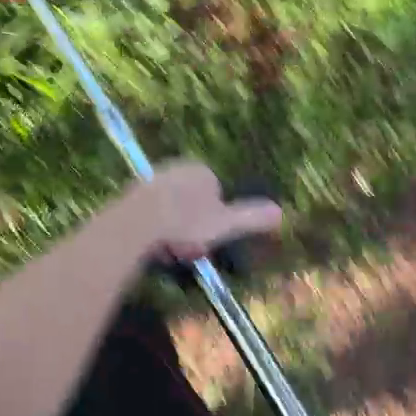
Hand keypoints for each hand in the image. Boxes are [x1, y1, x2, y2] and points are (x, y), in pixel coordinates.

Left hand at [114, 160, 283, 262]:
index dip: (214, 220)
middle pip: (193, 201)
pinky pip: (151, 213)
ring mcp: (154, 178)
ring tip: (168, 249)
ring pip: (172, 208)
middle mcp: (177, 167)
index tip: (206, 238)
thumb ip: (252, 218)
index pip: (216, 195)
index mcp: (201, 170)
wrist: (137, 223)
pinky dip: (154, 228)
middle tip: (186, 247)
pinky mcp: (134, 192)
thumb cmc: (186, 223)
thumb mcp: (225, 224)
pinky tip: (151, 243)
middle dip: (192, 224)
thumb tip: (281, 212)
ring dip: (173, 228)